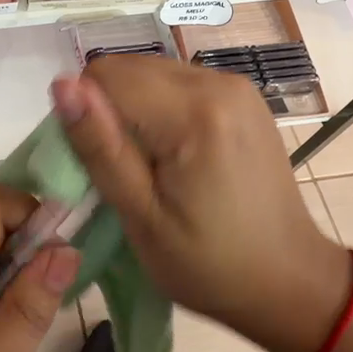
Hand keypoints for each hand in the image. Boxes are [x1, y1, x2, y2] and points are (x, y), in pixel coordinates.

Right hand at [53, 56, 350, 351]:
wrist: (291, 283)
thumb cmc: (210, 264)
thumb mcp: (142, 217)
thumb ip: (100, 147)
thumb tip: (61, 85)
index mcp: (193, 112)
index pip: (103, 77)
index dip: (87, 117)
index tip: (101, 167)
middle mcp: (216, 81)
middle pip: (126, 69)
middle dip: (110, 112)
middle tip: (125, 172)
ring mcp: (233, 84)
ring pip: (147, 73)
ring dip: (134, 111)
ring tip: (151, 167)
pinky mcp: (240, 93)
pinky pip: (174, 82)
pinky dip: (160, 110)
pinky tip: (175, 155)